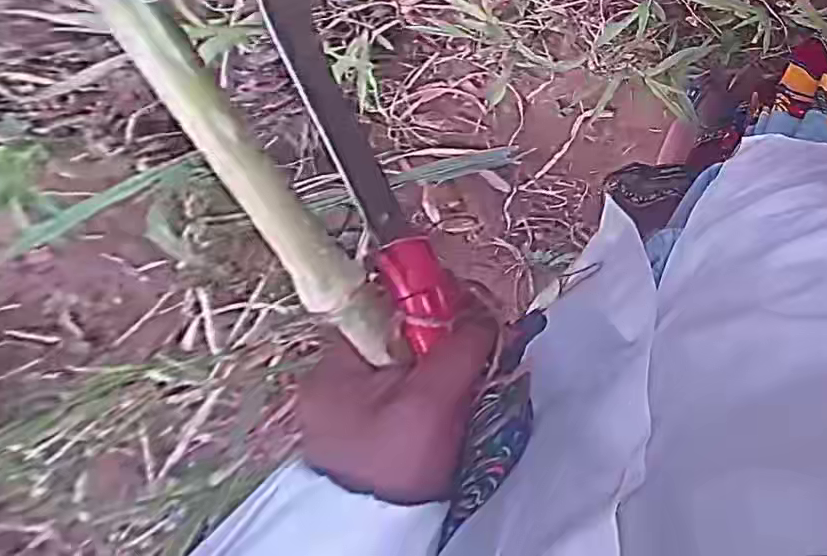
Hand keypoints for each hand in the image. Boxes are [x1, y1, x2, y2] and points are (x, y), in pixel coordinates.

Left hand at [298, 315, 497, 504]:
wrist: (380, 545)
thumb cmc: (396, 465)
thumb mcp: (432, 398)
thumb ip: (462, 342)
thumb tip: (485, 313)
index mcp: (340, 362)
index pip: (390, 301)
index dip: (434, 295)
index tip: (469, 310)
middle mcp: (345, 373)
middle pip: (412, 324)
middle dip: (454, 329)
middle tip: (484, 344)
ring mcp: (362, 398)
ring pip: (423, 351)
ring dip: (458, 356)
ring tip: (481, 371)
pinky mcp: (382, 418)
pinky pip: (423, 378)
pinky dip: (451, 379)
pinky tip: (468, 391)